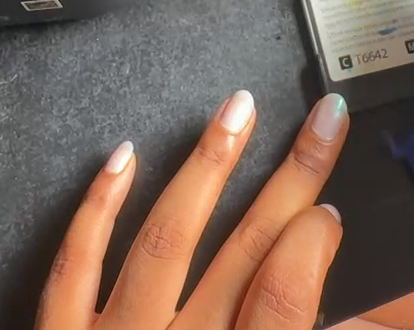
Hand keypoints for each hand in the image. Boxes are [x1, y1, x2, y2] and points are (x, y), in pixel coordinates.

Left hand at [38, 90, 348, 329]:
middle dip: (292, 180)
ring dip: (207, 166)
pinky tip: (123, 154)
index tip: (330, 213)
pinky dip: (95, 211)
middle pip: (243, 256)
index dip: (311, 248)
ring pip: (163, 241)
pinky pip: (70, 272)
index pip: (282, 306)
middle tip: (325, 118)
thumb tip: (342, 306)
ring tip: (239, 108)